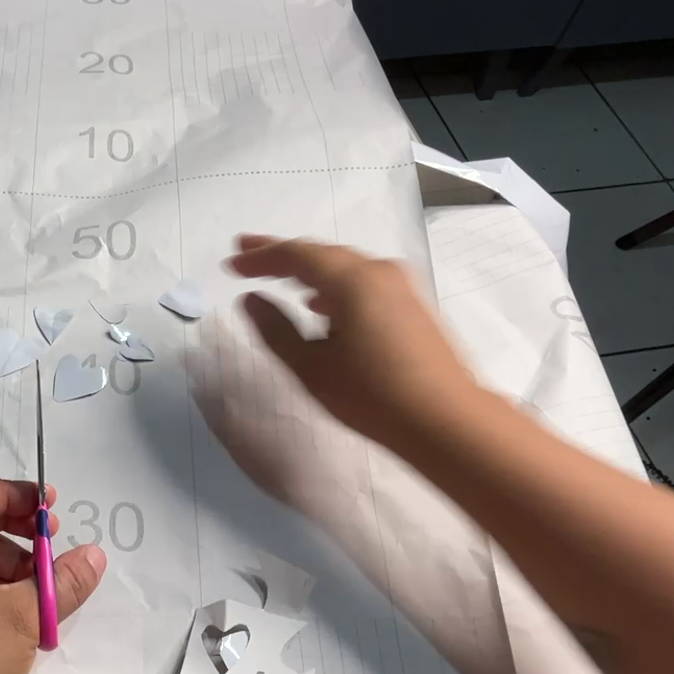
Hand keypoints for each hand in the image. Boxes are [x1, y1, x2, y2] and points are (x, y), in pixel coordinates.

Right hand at [227, 234, 476, 447]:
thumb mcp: (310, 367)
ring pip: (345, 269)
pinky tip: (323, 308)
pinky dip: (334, 287)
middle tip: (247, 256)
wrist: (443, 419)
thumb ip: (275, 329)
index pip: (297, 255)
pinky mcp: (411, 307)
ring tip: (280, 280)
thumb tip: (250, 300)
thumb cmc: (370, 396)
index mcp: (352, 281)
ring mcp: (401, 287)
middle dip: (282, 256)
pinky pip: (362, 283)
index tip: (230, 263)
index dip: (260, 257)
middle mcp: (379, 272)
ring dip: (309, 272)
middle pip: (322, 254)